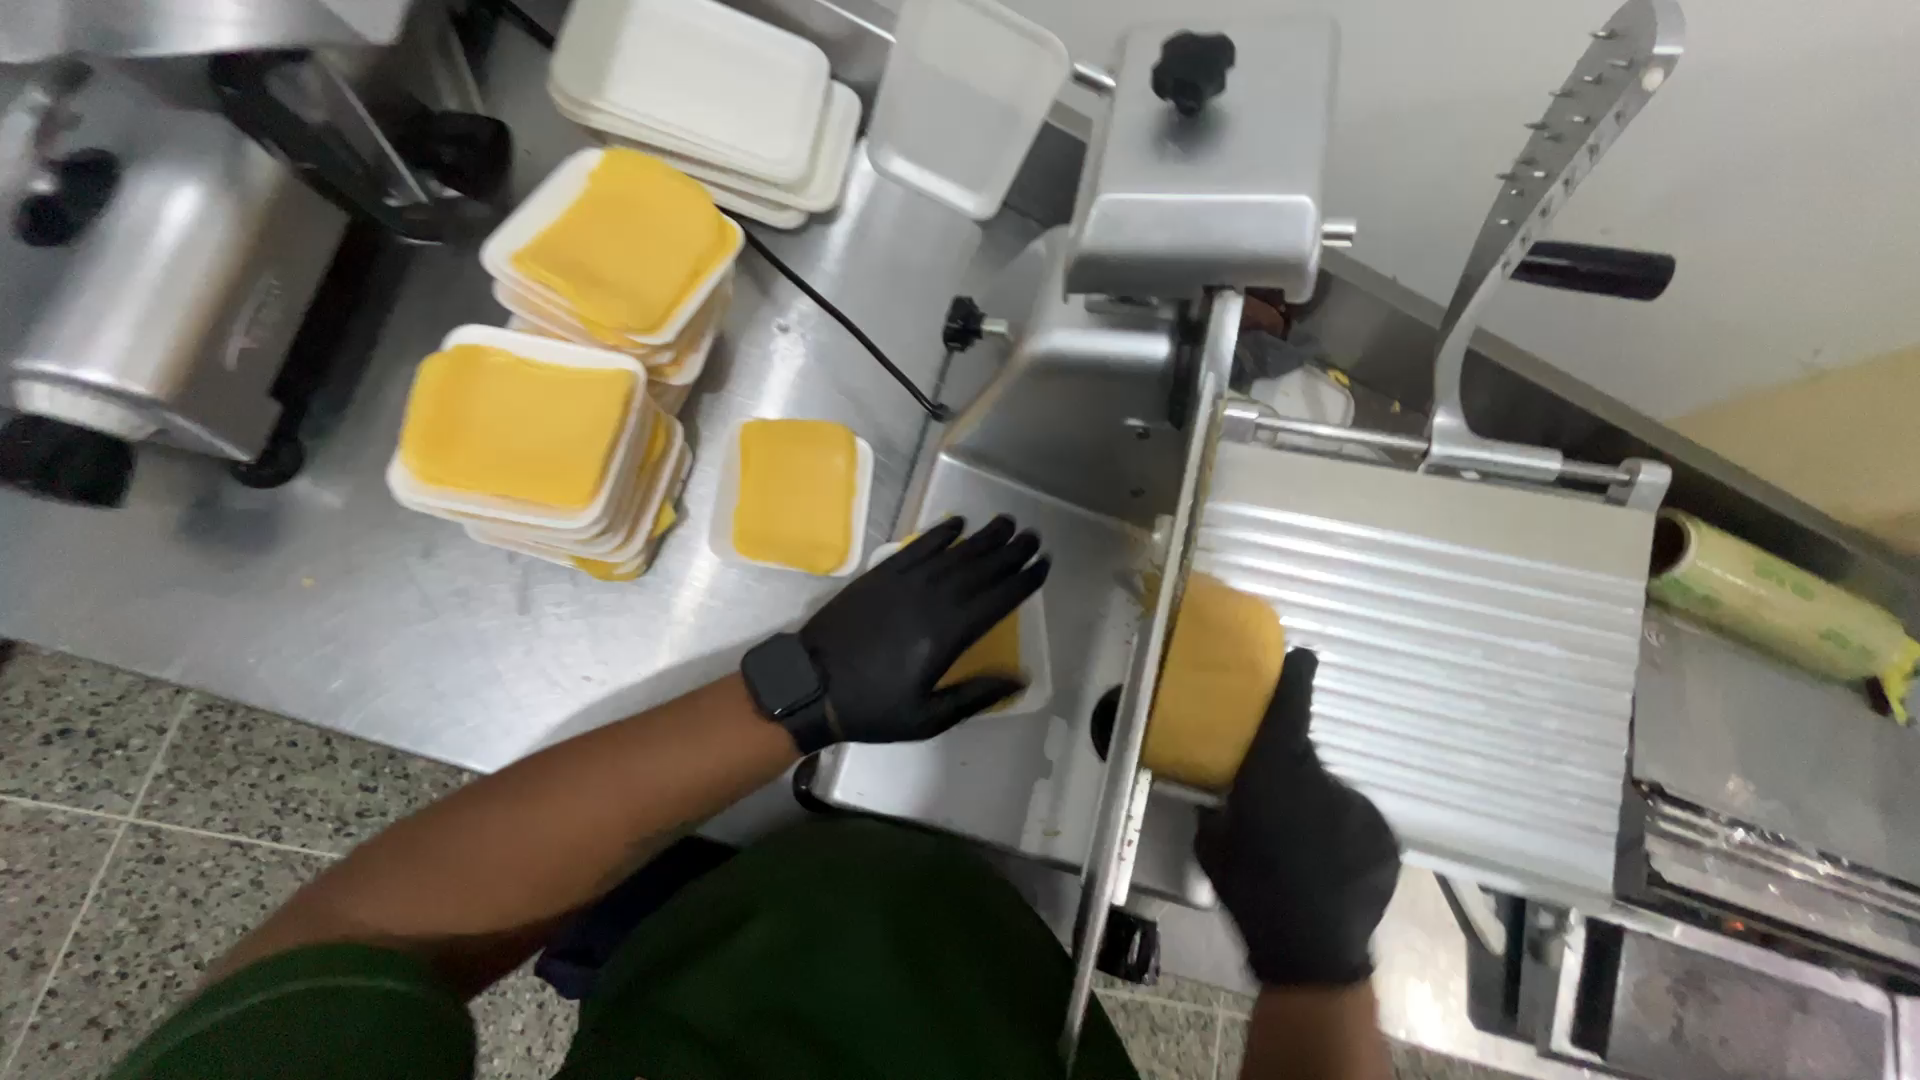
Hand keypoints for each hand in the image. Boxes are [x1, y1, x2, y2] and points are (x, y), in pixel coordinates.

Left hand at [798, 515, 1048, 746]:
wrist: (811, 684)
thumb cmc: (872, 707)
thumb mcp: (928, 718)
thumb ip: (975, 695)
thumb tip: (1020, 679)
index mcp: (947, 635)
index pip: (996, 600)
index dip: (1022, 581)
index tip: (1043, 564)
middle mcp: (932, 600)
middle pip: (980, 569)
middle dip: (1010, 552)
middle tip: (1033, 535)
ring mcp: (905, 583)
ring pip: (953, 553)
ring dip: (982, 537)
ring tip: (1006, 523)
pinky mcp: (881, 575)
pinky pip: (918, 547)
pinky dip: (939, 534)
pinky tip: (957, 524)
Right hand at [1195, 648, 1400, 986]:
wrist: (1307, 946)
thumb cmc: (1246, 886)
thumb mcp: (1211, 841)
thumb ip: (1218, 808)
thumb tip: (1221, 798)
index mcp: (1275, 772)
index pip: (1289, 710)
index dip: (1295, 678)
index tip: (1303, 654)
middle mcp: (1322, 780)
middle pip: (1306, 760)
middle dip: (1291, 776)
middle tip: (1276, 810)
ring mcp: (1358, 808)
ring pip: (1331, 797)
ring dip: (1317, 813)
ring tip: (1303, 851)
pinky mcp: (1384, 837)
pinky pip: (1356, 826)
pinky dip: (1342, 839)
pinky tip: (1329, 869)